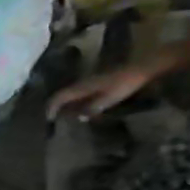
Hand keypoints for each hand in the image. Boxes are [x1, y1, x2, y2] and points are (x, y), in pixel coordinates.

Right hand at [44, 56, 168, 119]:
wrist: (141, 69)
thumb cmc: (124, 84)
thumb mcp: (108, 99)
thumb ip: (91, 108)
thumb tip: (78, 118)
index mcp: (80, 88)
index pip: (58, 98)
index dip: (51, 108)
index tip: (49, 120)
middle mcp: (80, 85)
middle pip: (62, 96)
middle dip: (57, 108)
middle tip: (57, 120)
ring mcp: (88, 83)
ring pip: (71, 95)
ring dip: (67, 106)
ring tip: (69, 117)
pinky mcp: (96, 83)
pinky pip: (80, 94)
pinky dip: (77, 103)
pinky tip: (83, 109)